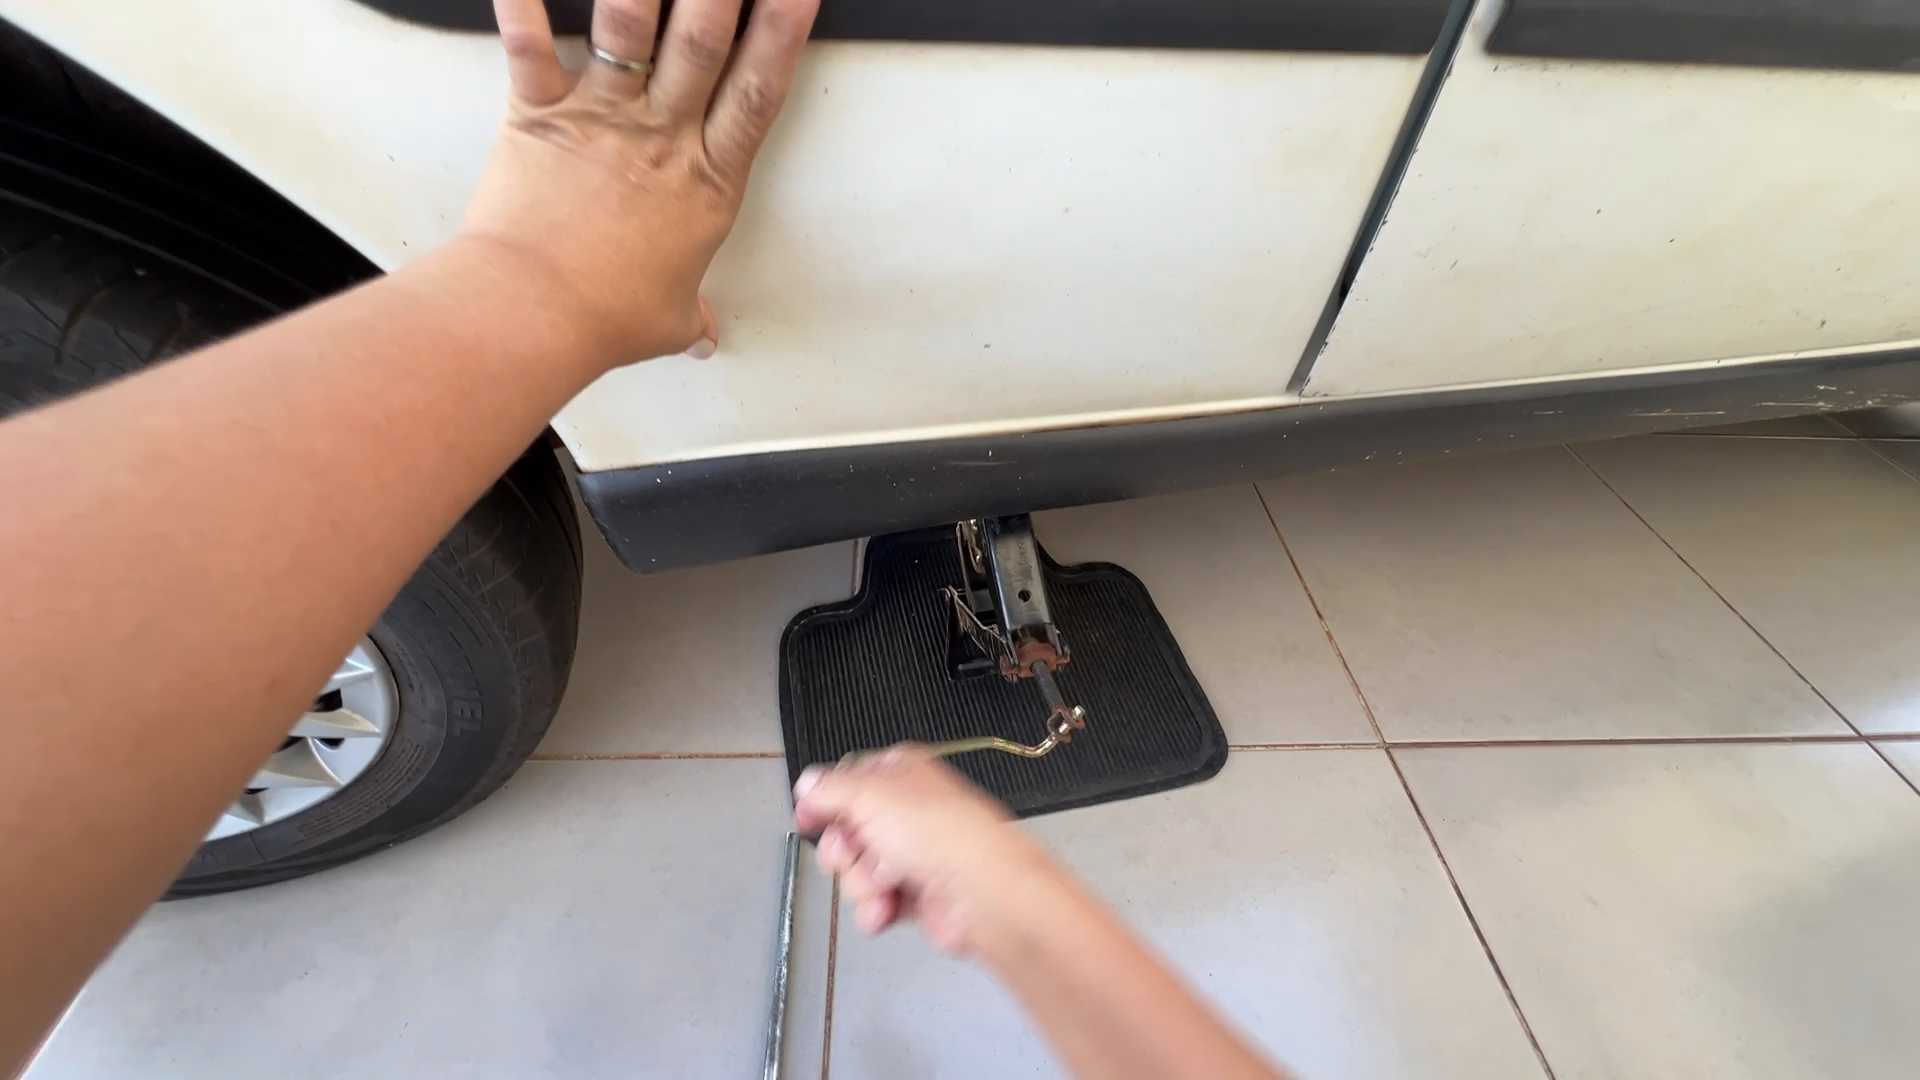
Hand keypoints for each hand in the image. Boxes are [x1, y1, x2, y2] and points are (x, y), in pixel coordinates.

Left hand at [461, 0, 817, 366]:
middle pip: (704, 41)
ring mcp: (601, 119)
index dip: (784, 38)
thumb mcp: (671, 321)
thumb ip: (694, 319)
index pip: (758, 98)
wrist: (540, 312)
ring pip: (629, 22)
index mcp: (709, 187)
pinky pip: (528, 38)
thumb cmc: (611, 317)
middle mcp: (663, 139)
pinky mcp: (539, 113)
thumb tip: (705, 339)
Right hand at [793, 746, 1068, 955]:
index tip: (807, 819)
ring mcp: (909, 853)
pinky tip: (888, 908)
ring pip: (855, 870)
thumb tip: (806, 782)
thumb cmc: (936, 831)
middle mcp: (903, 810)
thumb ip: (831, 789)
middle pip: (844, 831)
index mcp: (898, 773)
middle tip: (855, 852)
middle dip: (844, 849)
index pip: (846, 782)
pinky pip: (872, 902)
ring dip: (862, 883)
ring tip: (887, 882)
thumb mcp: (871, 796)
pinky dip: (876, 908)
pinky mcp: (912, 894)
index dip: (824, 803)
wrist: (982, 891)